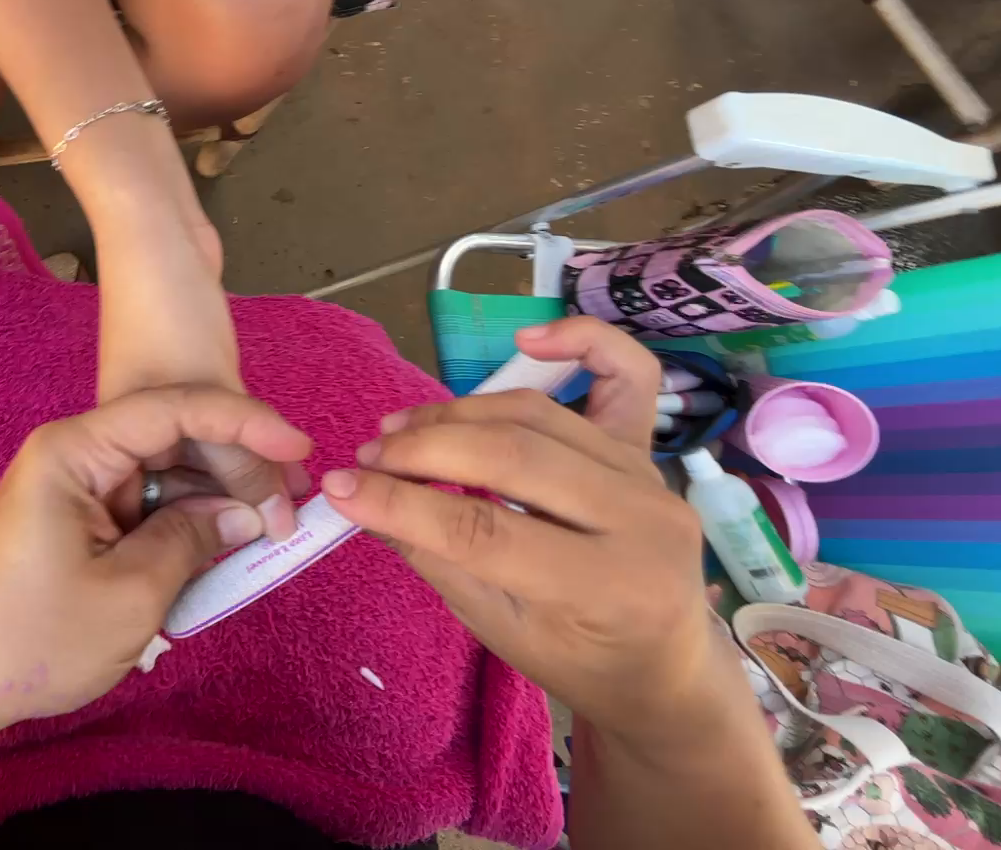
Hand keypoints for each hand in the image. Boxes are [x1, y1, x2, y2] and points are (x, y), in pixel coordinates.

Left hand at [0, 387, 311, 732]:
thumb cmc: (35, 638)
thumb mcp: (131, 594)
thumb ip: (194, 540)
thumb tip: (245, 513)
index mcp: (74, 450)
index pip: (171, 409)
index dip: (243, 420)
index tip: (299, 446)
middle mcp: (74, 452)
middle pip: (170, 438)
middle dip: (236, 467)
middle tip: (295, 505)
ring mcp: (76, 484)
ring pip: (163, 473)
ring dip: (215, 499)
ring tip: (272, 529)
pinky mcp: (80, 515)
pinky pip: (145, 503)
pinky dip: (185, 522)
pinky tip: (225, 544)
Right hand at [91, 199, 303, 538]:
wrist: (158, 237)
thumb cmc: (168, 316)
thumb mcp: (206, 393)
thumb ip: (240, 462)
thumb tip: (278, 526)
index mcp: (121, 445)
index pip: (163, 510)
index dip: (210, 535)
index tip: (263, 555)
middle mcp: (138, 434)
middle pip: (185, 487)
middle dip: (237, 507)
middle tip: (292, 532)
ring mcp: (160, 406)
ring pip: (206, 459)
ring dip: (250, 476)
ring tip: (299, 503)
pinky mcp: (186, 382)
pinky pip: (216, 431)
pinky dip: (248, 446)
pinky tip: (284, 464)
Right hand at [320, 316, 740, 750]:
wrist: (662, 661)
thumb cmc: (574, 656)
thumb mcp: (492, 626)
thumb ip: (429, 554)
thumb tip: (356, 496)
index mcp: (607, 587)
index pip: (482, 530)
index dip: (398, 504)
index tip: (337, 487)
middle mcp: (642, 520)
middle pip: (511, 458)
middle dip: (422, 451)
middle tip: (367, 457)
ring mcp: (649, 474)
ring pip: (534, 416)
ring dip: (454, 413)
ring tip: (398, 430)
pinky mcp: (647, 448)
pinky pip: (627, 376)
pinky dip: (583, 343)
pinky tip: (529, 337)